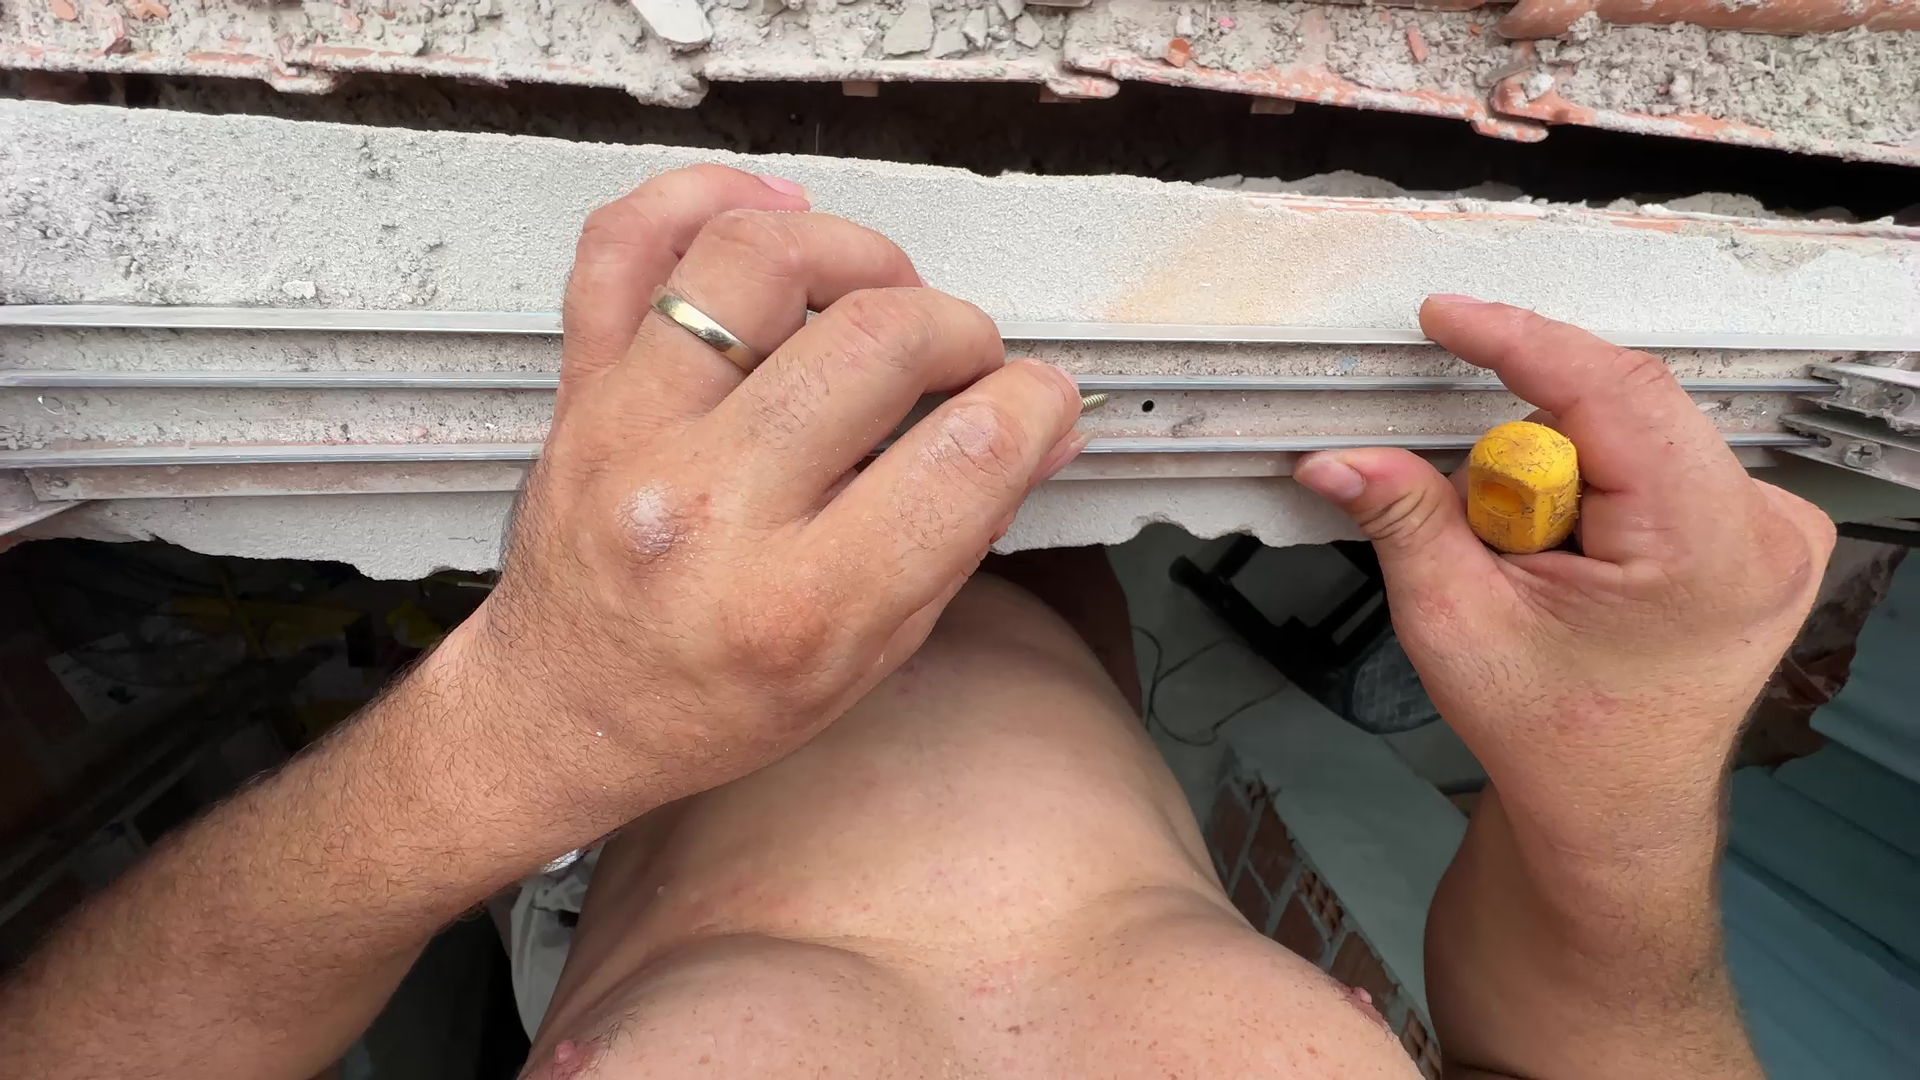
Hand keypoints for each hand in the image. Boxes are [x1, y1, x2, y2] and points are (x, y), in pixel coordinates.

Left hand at [453, 167, 1084, 827]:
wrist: (572, 711)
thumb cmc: (718, 703)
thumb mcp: (871, 655)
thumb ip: (961, 538)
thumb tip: (1040, 437)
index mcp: (802, 605)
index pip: (966, 458)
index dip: (1035, 406)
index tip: (1040, 401)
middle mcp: (711, 511)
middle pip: (878, 341)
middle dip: (961, 331)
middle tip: (967, 360)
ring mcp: (631, 437)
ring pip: (757, 261)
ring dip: (858, 253)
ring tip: (884, 292)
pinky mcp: (583, 394)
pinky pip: (626, 246)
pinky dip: (705, 199)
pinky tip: (771, 216)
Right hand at [1294, 297, 1833, 867]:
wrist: (1607, 797)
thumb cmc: (1542, 725)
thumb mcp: (1451, 619)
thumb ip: (1399, 520)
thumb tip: (1334, 459)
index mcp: (1706, 546)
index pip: (1614, 395)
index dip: (1519, 342)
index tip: (1445, 313)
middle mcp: (1761, 522)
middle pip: (1608, 418)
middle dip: (1511, 463)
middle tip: (1474, 538)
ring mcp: (1763, 525)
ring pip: (1615, 440)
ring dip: (1535, 484)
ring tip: (1518, 567)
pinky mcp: (1741, 530)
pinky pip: (1633, 463)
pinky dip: (1566, 490)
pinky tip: (1550, 554)